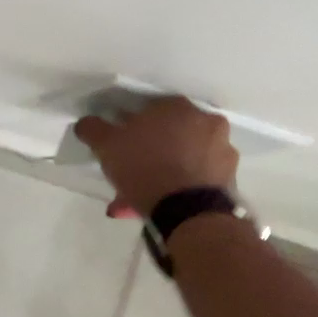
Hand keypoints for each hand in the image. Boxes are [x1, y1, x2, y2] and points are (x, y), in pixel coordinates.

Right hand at [73, 96, 237, 219]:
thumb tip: (87, 122)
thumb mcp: (105, 145)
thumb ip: (92, 128)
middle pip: (168, 133)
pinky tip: (158, 202)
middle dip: (148, 151)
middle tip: (127, 171)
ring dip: (162, 171)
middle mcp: (205, 120)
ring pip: (182, 157)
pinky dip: (178, 185)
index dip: (130, 126)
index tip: (119, 143)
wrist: (187, 209)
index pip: (149, 109)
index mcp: (176, 107)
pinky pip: (195, 176)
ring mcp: (222, 148)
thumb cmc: (144, 166)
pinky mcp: (230, 176)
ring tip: (138, 196)